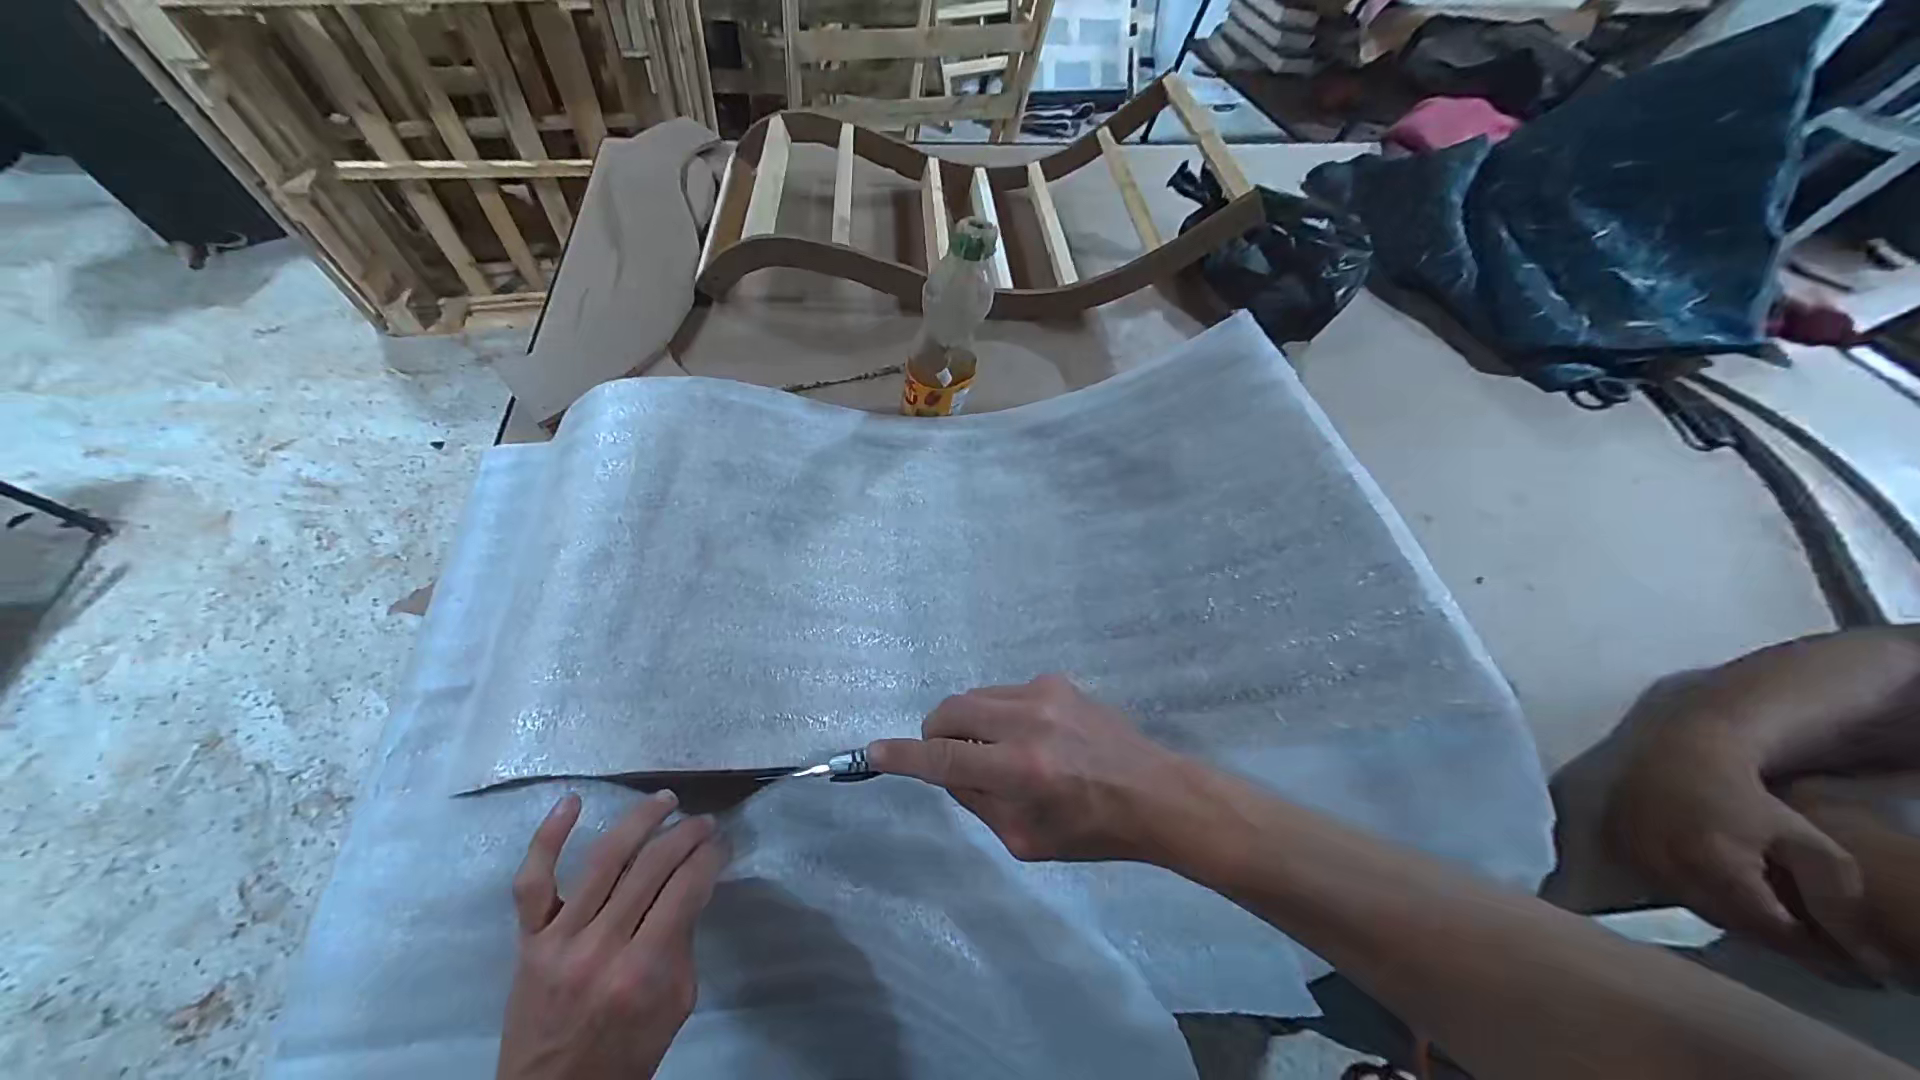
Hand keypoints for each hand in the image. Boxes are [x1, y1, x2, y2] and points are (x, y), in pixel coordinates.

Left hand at [497, 791, 728, 1079]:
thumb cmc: (628, 1053)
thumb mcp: (676, 1001)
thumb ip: (684, 939)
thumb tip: (692, 882)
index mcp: (643, 969)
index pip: (687, 887)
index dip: (711, 856)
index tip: (722, 844)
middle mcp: (601, 947)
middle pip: (652, 866)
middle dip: (687, 833)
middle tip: (704, 821)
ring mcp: (558, 940)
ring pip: (603, 860)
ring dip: (640, 819)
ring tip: (664, 799)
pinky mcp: (527, 940)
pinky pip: (531, 882)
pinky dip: (548, 837)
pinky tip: (571, 802)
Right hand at [866, 674, 1199, 862]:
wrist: (1153, 792)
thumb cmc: (1091, 829)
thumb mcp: (1026, 839)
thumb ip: (976, 801)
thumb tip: (944, 769)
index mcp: (1022, 772)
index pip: (943, 760)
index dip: (902, 757)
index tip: (873, 752)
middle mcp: (1028, 723)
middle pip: (950, 711)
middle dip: (936, 734)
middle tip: (952, 759)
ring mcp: (1044, 693)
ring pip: (975, 697)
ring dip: (969, 724)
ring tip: (999, 751)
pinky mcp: (1057, 680)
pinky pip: (1004, 693)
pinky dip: (999, 714)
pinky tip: (1030, 736)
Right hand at [1605, 725, 1889, 981]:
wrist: (1677, 758)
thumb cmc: (1746, 798)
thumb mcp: (1810, 845)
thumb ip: (1840, 902)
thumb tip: (1870, 961)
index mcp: (1715, 867)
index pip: (1772, 933)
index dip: (1813, 948)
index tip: (1844, 953)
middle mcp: (1668, 868)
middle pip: (1731, 923)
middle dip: (1769, 929)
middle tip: (1798, 922)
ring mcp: (1635, 859)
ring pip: (1695, 907)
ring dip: (1729, 911)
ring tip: (1753, 896)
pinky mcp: (1618, 853)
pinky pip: (1663, 889)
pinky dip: (1693, 892)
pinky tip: (1710, 877)